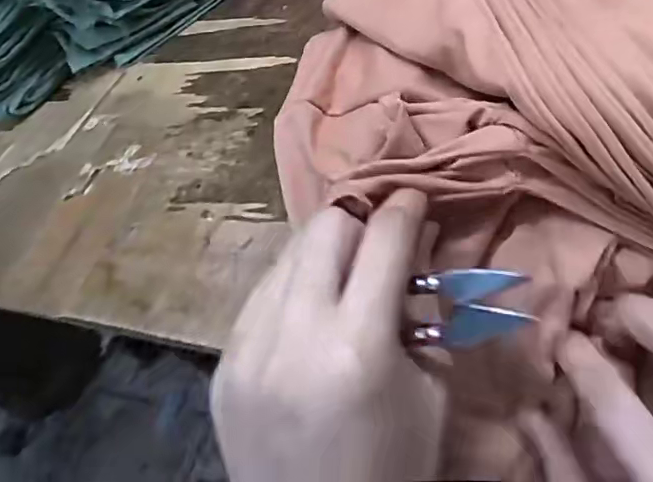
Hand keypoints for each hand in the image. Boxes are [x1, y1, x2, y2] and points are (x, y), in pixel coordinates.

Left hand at [212, 190, 445, 481]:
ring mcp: (248, 348)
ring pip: (289, 251)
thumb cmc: (393, 468)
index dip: (405, 206)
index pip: (383, 237)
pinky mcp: (223, 364)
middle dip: (360, 218)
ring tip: (344, 274)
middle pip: (326, 225)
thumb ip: (423, 304)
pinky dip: (293, 287)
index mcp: (357, 346)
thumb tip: (419, 236)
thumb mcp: (430, 389)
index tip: (415, 198)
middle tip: (378, 236)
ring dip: (324, 250)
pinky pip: (262, 293)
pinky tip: (309, 313)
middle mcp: (295, 334)